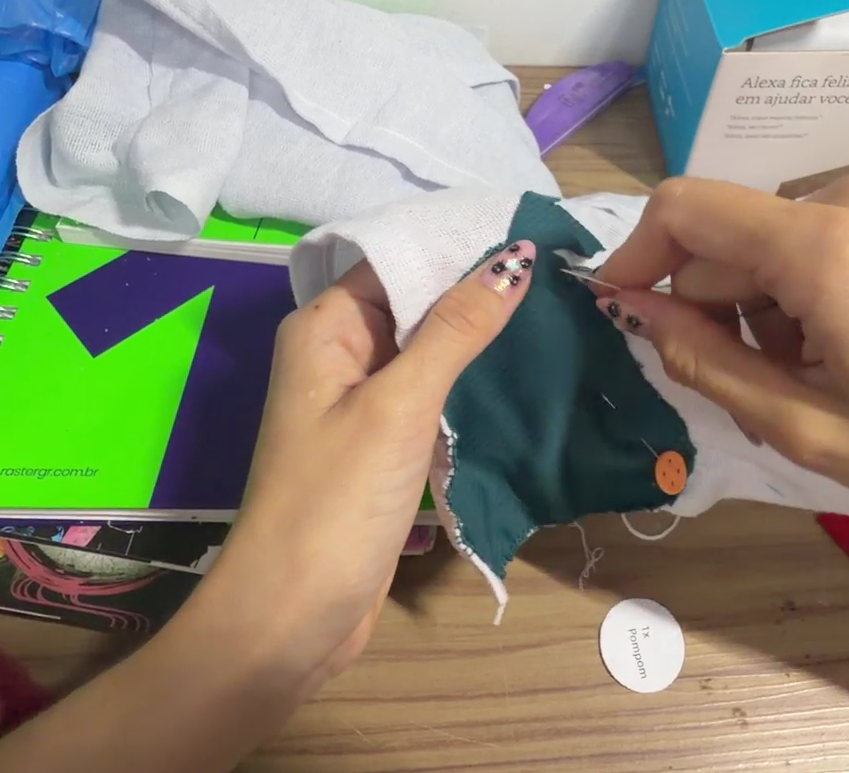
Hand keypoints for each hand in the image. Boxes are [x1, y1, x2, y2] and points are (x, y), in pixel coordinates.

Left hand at [191, 241, 536, 689]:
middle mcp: (340, 352)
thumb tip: (512, 258)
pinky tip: (523, 365)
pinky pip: (432, 389)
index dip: (456, 244)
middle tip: (554, 266)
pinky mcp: (385, 439)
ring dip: (479, 333)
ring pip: (429, 347)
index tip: (525, 230)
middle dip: (476, 287)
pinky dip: (470, 377)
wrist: (294, 618)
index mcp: (326, 326)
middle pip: (415, 301)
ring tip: (553, 304)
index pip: (396, 260)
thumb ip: (457, 328)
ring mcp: (363, 398)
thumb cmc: (337, 498)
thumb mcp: (401, 402)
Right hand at [593, 171, 848, 584]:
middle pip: (727, 233)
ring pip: (770, 241)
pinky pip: (820, 239)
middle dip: (708, 303)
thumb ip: (703, 360)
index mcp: (824, 244)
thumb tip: (633, 310)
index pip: (683, 208)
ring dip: (758, 306)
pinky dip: (802, 293)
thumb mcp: (807, 428)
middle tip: (739, 386)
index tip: (622, 312)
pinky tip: (845, 352)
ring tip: (805, 381)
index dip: (635, 256)